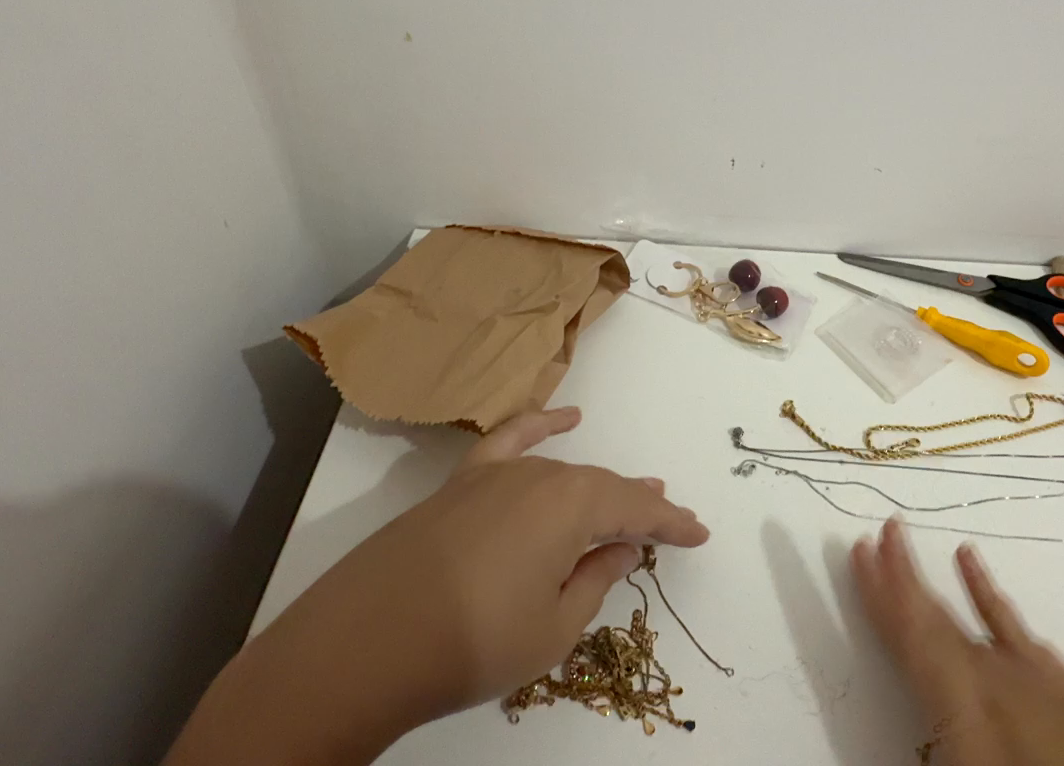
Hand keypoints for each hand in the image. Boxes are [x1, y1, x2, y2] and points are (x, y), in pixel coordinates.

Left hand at [166, 406, 708, 765]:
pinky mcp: (460, 483)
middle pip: (601, 487)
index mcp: (572, 506)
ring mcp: (496, 474)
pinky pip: (509, 440)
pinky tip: (565, 418)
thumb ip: (596, 579)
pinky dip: (540, 425)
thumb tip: (622, 547)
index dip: (672, 525)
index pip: (637, 511)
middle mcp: (540, 476)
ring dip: (600, 484)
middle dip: (639, 505)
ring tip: (631, 491)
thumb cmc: (474, 643)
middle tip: (668, 521)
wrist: (364, 645)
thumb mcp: (554, 627)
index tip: (700, 534)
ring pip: (564, 472)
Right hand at [851, 519, 1063, 765]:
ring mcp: (1044, 690)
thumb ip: (930, 747)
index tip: (862, 547)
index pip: (913, 636)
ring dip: (962, 589)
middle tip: (885, 532)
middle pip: (943, 622)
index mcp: (968, 702)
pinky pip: (1034, 649)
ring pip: (989, 627)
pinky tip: (1013, 615)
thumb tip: (901, 740)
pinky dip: (1012, 622)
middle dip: (908, 578)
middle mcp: (1002, 684)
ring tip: (957, 548)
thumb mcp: (967, 765)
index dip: (883, 592)